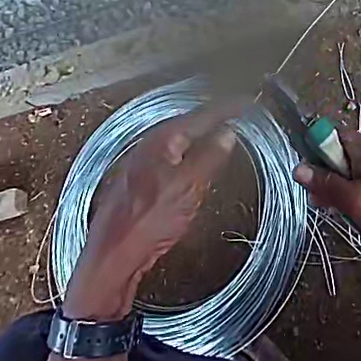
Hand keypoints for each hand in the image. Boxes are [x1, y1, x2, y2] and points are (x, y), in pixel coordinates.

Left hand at [66, 107, 238, 318]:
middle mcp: (149, 147)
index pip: (201, 115)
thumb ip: (210, 156)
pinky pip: (173, 156)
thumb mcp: (188, 186)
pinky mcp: (140, 183)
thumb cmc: (147, 222)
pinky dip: (192, 152)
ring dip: (203, 133)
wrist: (112, 259)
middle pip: (188, 123)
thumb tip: (228, 132)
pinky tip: (197, 161)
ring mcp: (142, 165)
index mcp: (160, 141)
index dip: (228, 108)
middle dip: (215, 116)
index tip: (249, 102)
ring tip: (224, 130)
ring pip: (180, 140)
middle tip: (239, 111)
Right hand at [293, 130, 360, 270]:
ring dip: (343, 188)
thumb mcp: (354, 203)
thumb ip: (326, 184)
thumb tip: (300, 168)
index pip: (329, 135)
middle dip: (328, 176)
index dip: (315, 154)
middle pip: (340, 153)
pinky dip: (359, 193)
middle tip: (326, 202)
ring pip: (353, 169)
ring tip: (345, 212)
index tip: (309, 177)